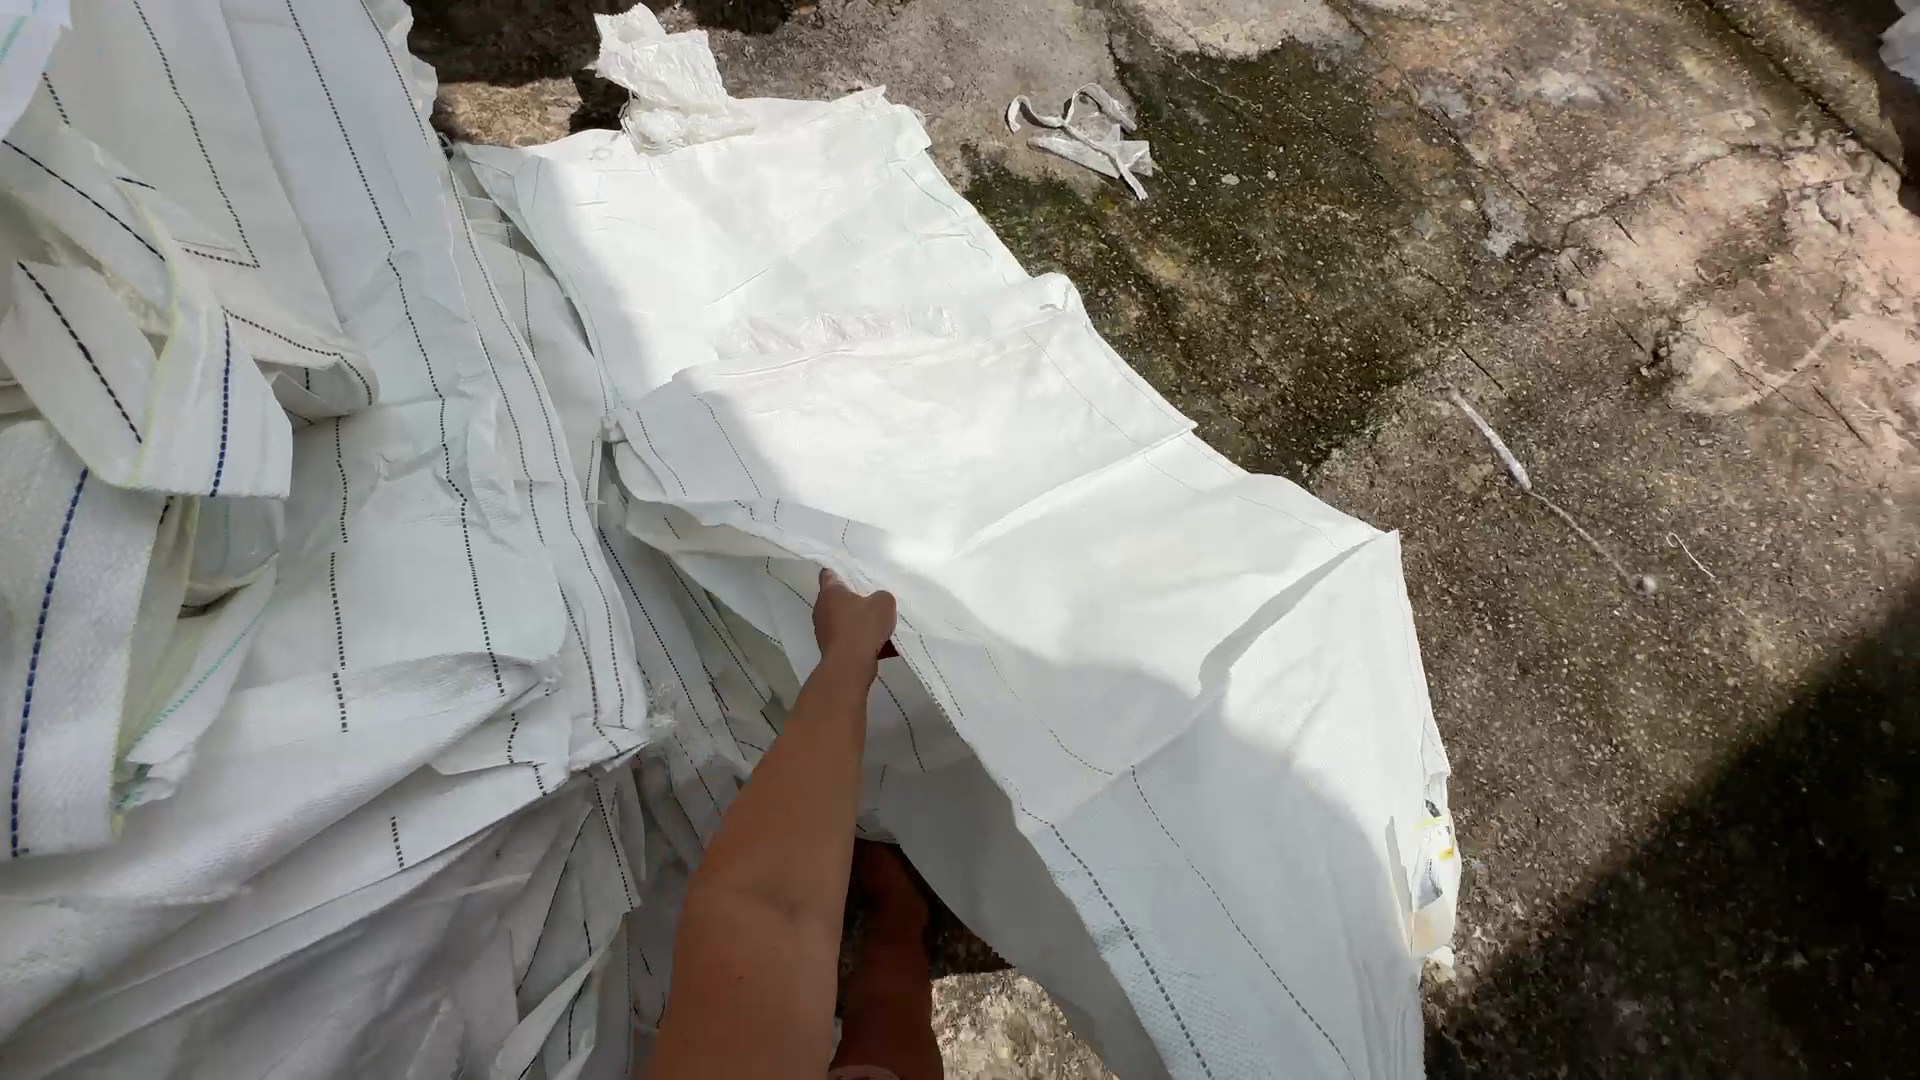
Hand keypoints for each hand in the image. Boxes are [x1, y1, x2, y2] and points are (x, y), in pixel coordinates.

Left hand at [813, 568, 896, 666]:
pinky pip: (851, 640)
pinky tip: (885, 646)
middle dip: (855, 599)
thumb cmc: (863, 627)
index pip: (829, 573)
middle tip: (874, 598)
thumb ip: (882, 596)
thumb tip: (877, 602)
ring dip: (861, 622)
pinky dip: (864, 641)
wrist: (850, 665)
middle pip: (839, 599)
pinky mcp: (832, 649)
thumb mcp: (884, 603)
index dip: (840, 570)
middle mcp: (822, 609)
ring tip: (881, 624)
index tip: (854, 571)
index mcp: (830, 592)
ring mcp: (825, 631)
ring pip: (846, 621)